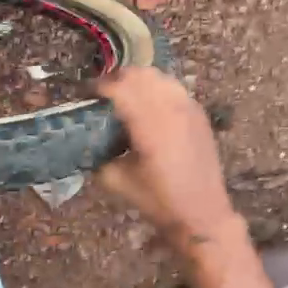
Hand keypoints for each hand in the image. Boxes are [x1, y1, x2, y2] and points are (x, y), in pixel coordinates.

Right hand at [95, 68, 244, 253]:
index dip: (98, 86)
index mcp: (150, 127)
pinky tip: (148, 106)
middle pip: (139, 75)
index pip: (120, 88)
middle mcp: (171, 110)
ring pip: (158, 76)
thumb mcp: (116, 181)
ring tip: (124, 96)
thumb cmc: (158, 200)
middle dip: (116, 79)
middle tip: (102, 94)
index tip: (85, 94)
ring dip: (137, 81)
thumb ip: (98, 155)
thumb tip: (85, 138)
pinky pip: (173, 87)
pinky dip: (156, 88)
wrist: (202, 213)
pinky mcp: (199, 114)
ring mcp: (189, 109)